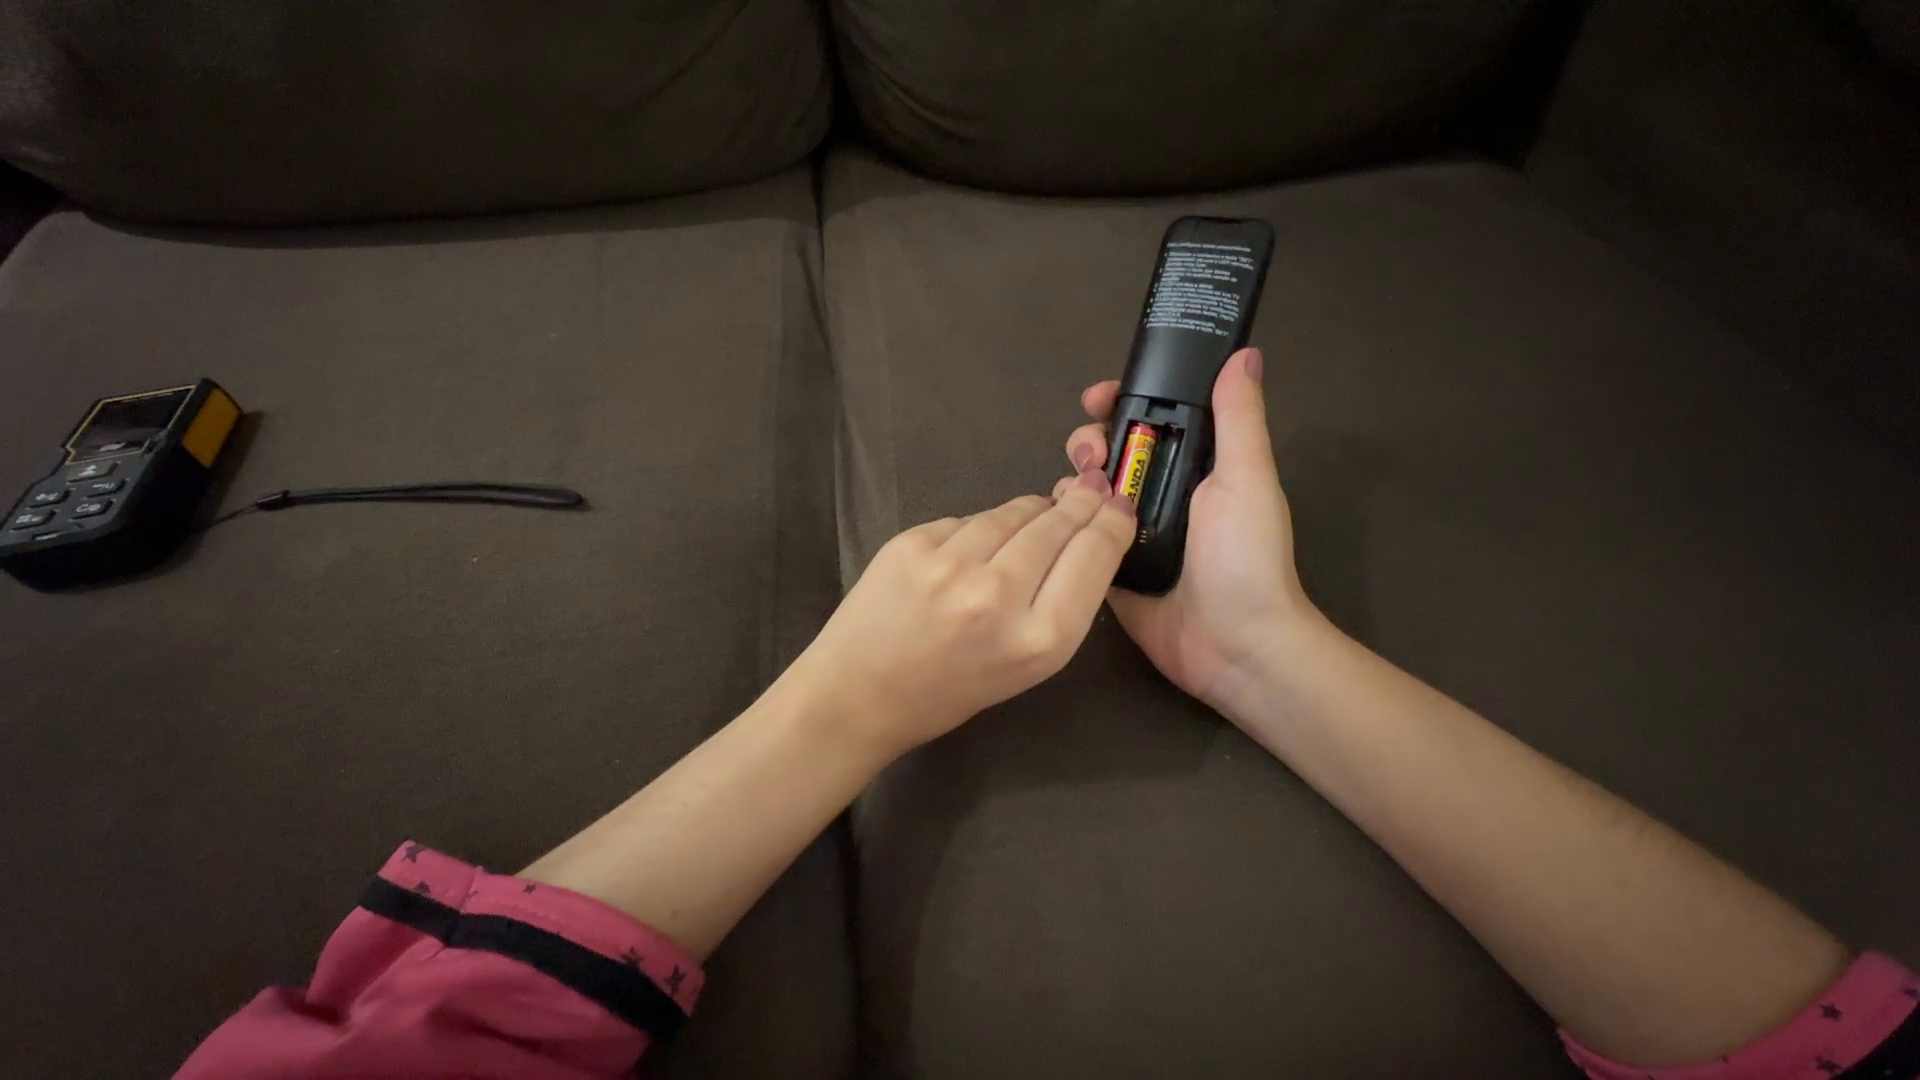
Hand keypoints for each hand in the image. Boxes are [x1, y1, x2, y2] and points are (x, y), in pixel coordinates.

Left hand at [790, 469, 1136, 753]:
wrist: (857, 695)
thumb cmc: (947, 693)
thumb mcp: (1024, 667)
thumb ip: (1059, 605)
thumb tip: (1084, 535)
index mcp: (1038, 640)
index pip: (1093, 556)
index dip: (1112, 524)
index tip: (1118, 505)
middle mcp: (998, 595)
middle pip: (1057, 525)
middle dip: (1079, 504)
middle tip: (1089, 490)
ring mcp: (950, 563)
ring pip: (1012, 511)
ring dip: (1030, 511)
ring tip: (1037, 513)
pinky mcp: (911, 541)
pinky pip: (966, 519)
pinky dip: (979, 528)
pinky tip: (974, 546)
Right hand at [1060, 347, 1320, 719]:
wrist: (1234, 646)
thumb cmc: (1246, 558)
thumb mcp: (1247, 480)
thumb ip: (1239, 419)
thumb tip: (1244, 353)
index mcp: (1195, 465)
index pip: (1151, 418)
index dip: (1121, 400)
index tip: (1097, 396)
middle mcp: (1159, 493)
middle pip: (1108, 450)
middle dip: (1089, 440)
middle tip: (1091, 457)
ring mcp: (1129, 532)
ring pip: (1084, 489)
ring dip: (1070, 479)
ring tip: (1077, 493)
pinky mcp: (1106, 567)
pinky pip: (1073, 535)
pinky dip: (1060, 523)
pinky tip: (1054, 522)